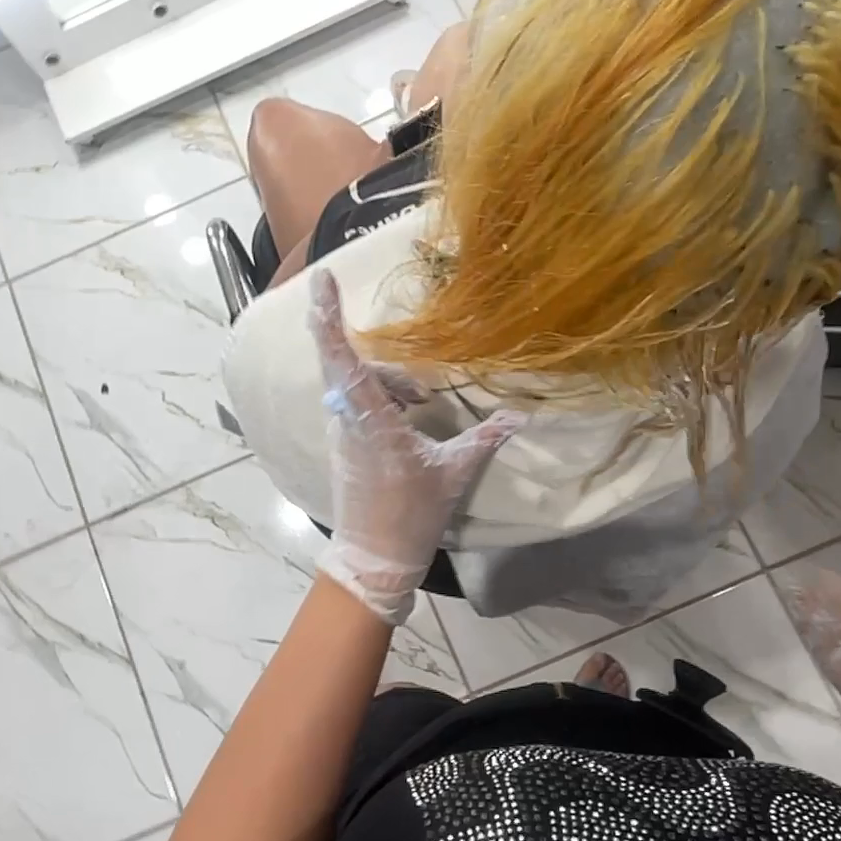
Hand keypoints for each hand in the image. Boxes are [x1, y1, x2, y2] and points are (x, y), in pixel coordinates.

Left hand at [308, 269, 524, 624]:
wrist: (373, 559)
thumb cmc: (410, 517)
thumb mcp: (452, 476)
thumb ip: (483, 440)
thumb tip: (519, 416)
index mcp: (371, 423)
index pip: (344, 362)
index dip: (329, 320)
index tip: (321, 282)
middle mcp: (347, 420)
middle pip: (349, 365)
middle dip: (377, 358)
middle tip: (413, 383)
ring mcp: (340, 431)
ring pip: (353, 383)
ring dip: (387, 381)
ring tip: (423, 404)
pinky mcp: (342, 441)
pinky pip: (354, 400)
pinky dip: (380, 395)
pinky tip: (411, 413)